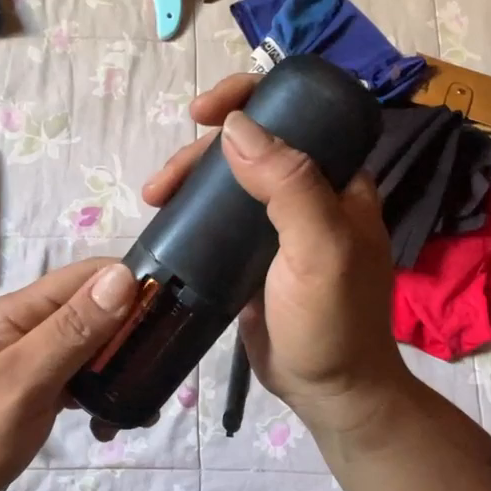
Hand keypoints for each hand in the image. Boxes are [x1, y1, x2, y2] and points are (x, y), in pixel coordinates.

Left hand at [0, 259, 137, 490]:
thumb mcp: (23, 380)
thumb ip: (71, 331)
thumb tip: (122, 277)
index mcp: (22, 312)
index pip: (90, 277)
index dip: (132, 288)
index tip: (170, 317)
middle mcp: (32, 327)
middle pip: (99, 311)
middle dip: (132, 337)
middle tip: (158, 374)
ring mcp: (38, 360)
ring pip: (97, 349)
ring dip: (121, 372)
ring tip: (136, 408)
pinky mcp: (44, 390)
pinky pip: (86, 380)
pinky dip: (103, 397)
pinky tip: (108, 427)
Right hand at [142, 73, 406, 435]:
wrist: (328, 391)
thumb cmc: (334, 321)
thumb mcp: (320, 250)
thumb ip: (289, 185)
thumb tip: (236, 125)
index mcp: (336, 181)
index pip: (297, 115)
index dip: (251, 98)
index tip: (204, 112)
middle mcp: (307, 194)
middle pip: (250, 145)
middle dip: (202, 150)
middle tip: (164, 181)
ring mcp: (275, 226)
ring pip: (227, 181)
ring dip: (189, 179)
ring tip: (153, 198)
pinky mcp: (250, 257)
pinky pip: (216, 220)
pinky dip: (189, 211)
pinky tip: (164, 218)